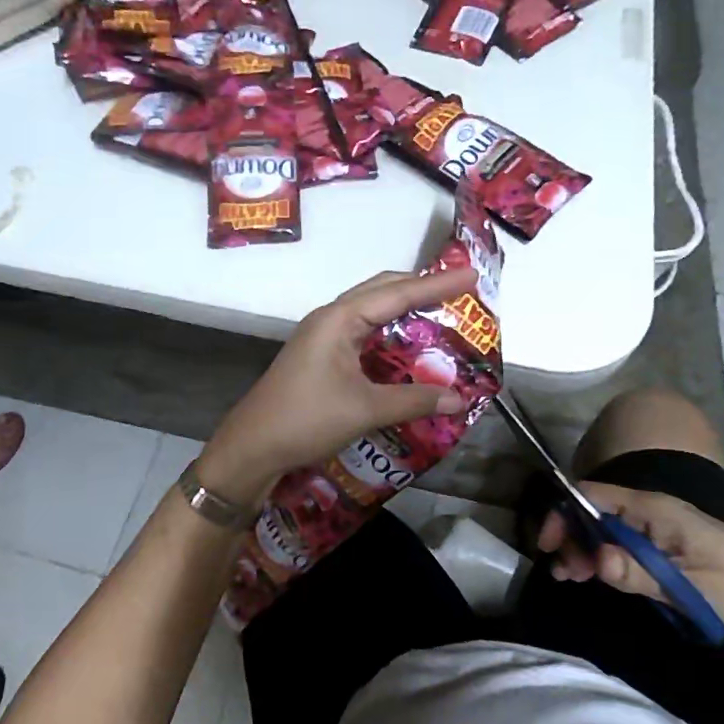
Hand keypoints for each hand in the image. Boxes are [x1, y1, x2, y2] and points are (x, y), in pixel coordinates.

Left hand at [197, 269, 475, 501]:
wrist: (252, 448)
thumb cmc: (305, 420)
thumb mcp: (365, 410)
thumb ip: (414, 400)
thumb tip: (459, 399)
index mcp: (339, 319)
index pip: (398, 293)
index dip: (437, 285)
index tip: (471, 276)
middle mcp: (330, 319)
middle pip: (382, 291)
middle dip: (420, 289)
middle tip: (458, 292)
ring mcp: (323, 337)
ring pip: (371, 312)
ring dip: (404, 311)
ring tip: (440, 315)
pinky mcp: (321, 357)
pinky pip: (363, 334)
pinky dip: (389, 335)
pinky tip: (407, 350)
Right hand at [538, 483, 723, 649]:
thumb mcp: (691, 586)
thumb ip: (639, 572)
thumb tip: (594, 559)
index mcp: (656, 509)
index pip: (593, 495)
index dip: (564, 513)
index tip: (547, 544)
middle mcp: (653, 513)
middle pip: (596, 513)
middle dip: (572, 537)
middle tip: (563, 573)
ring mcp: (662, 533)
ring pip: (609, 532)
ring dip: (586, 551)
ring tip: (571, 580)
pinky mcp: (670, 554)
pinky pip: (626, 549)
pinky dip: (606, 562)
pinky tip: (597, 579)